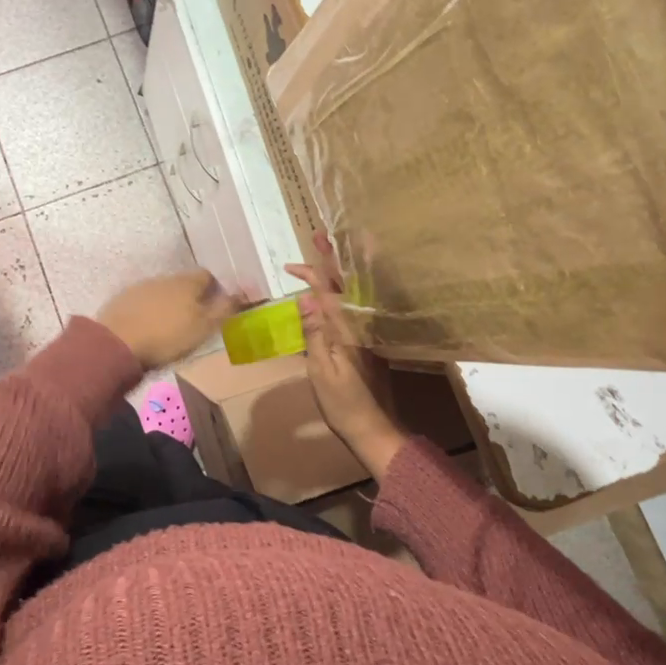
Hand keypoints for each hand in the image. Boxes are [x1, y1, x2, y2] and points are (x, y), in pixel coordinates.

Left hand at [97, 270, 237, 368]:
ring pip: (163, 291)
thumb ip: (224, 309)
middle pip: (184, 283)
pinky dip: (150, 310)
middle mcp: (164, 278)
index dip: (215, 289)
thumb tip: (243, 292)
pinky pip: (144, 301)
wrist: (117, 343)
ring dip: (169, 303)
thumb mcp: (204, 328)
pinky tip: (149, 327)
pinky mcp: (123, 299)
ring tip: (171, 326)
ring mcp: (141, 287)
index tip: (217, 306)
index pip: (207, 276)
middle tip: (196, 319)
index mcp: (187, 282)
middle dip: (191, 297)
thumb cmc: (167, 337)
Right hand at [288, 232, 405, 478]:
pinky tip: (341, 286)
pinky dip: (346, 289)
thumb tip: (306, 297)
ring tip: (334, 250)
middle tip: (321, 235)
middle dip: (332, 258)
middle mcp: (359, 324)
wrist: (373, 429)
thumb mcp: (321, 369)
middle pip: (344, 284)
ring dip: (342, 269)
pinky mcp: (366, 342)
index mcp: (346, 329)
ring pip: (352, 293)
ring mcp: (365, 333)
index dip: (312, 272)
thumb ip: (315, 332)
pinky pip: (354, 306)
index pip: (327, 291)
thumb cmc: (342, 403)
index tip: (292, 263)